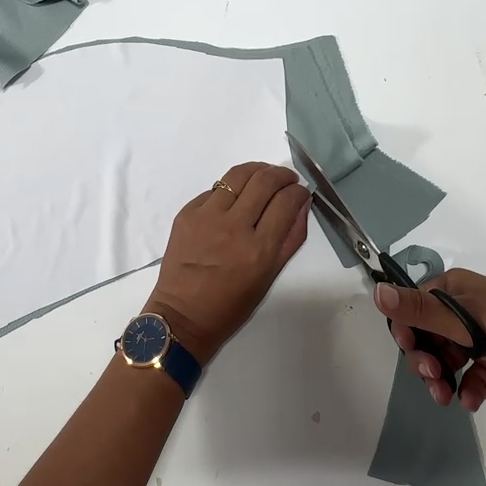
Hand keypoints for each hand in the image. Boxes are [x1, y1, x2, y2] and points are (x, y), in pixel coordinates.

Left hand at [145, 162, 310, 363]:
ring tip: (265, 176)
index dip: (299, 192)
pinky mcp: (187, 213)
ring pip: (238, 175)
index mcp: (259, 249)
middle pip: (264, 181)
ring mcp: (207, 216)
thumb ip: (290, 238)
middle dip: (282, 175)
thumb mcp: (269, 277)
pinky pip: (214, 189)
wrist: (183, 315)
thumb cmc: (231, 305)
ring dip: (258, 170)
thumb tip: (301, 204)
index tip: (302, 192)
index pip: (286, 202)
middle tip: (287, 179)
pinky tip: (235, 198)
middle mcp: (233, 227)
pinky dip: (230, 188)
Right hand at [374, 268, 485, 412]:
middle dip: (423, 358)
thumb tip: (377, 292)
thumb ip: (421, 310)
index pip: (415, 304)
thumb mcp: (468, 319)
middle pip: (426, 334)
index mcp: (456, 289)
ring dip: (439, 378)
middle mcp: (465, 311)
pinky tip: (471, 400)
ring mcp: (481, 339)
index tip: (409, 348)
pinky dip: (465, 389)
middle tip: (433, 378)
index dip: (406, 327)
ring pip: (444, 359)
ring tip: (446, 395)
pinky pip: (468, 378)